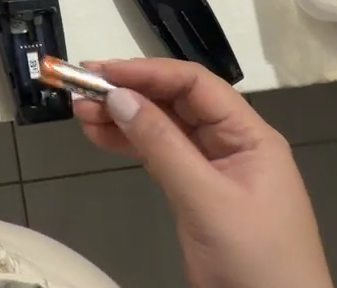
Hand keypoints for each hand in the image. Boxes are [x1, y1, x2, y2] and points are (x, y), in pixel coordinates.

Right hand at [75, 59, 332, 287]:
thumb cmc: (255, 263)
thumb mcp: (207, 202)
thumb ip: (162, 145)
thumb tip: (118, 96)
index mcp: (249, 135)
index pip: (194, 84)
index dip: (146, 72)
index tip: (102, 73)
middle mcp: (232, 143)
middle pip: (175, 101)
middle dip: (128, 93)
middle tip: (81, 91)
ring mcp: (214, 169)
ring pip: (162, 126)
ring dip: (123, 117)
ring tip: (81, 113)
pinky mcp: (197, 193)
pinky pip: (159, 154)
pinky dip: (130, 143)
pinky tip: (100, 137)